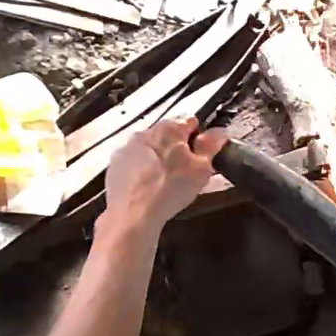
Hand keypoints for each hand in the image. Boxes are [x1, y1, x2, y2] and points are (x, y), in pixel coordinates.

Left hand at [102, 117, 228, 232]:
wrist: (133, 213)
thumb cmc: (169, 189)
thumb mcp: (202, 168)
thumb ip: (211, 145)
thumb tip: (219, 131)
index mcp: (169, 129)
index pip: (191, 122)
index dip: (200, 137)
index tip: (203, 152)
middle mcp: (146, 132)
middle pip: (169, 136)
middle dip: (179, 149)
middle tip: (188, 172)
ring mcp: (128, 148)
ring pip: (151, 149)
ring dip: (160, 159)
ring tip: (168, 182)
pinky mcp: (116, 164)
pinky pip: (135, 162)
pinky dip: (143, 170)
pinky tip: (150, 187)